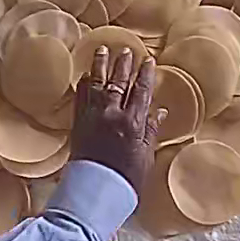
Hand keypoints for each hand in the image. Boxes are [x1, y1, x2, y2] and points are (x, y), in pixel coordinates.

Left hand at [70, 47, 160, 192]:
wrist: (96, 191)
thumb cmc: (127, 177)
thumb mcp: (146, 155)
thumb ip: (151, 130)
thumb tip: (161, 111)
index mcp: (133, 123)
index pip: (141, 91)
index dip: (145, 74)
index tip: (149, 60)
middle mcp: (112, 115)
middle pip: (119, 82)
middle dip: (123, 64)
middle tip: (126, 49)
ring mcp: (93, 117)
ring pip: (97, 84)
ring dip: (100, 66)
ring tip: (102, 50)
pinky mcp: (78, 123)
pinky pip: (81, 97)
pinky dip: (84, 84)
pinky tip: (86, 75)